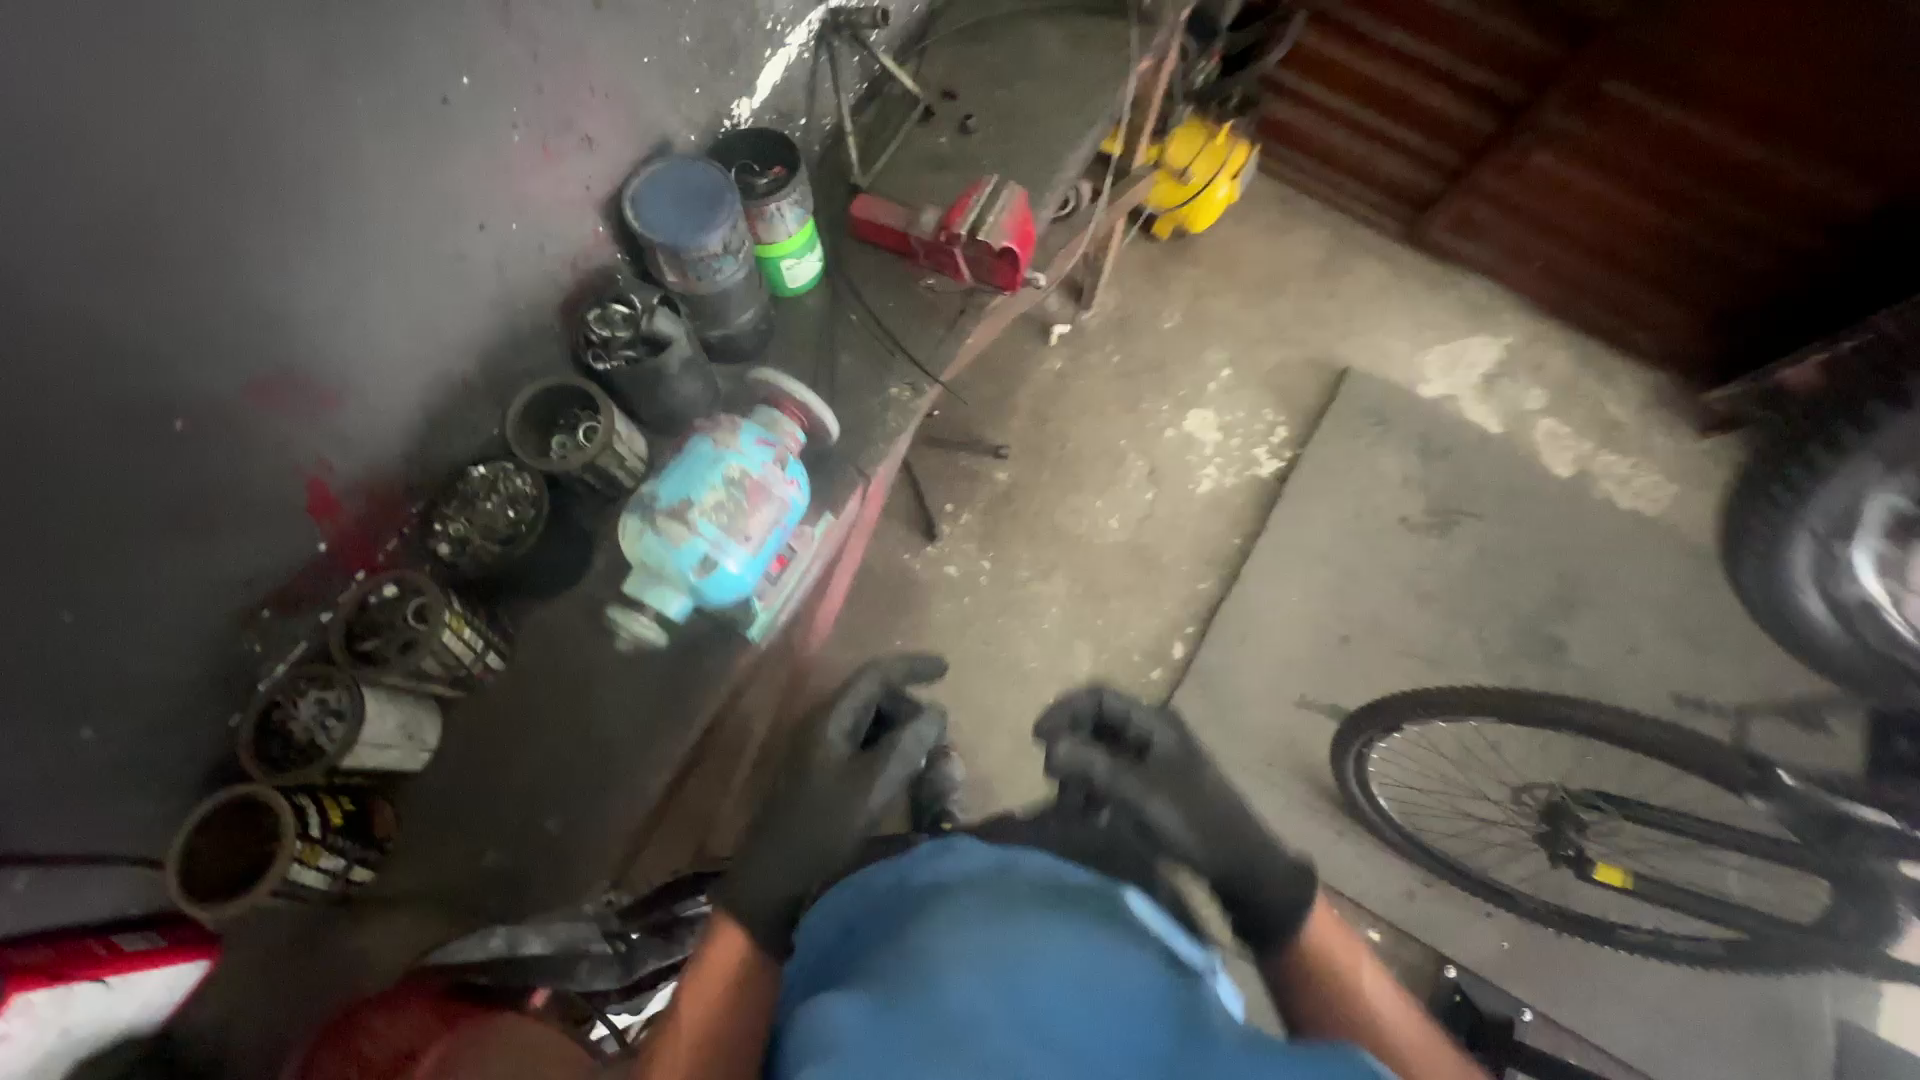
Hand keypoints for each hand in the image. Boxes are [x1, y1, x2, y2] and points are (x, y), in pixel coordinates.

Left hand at [714, 653, 948, 956]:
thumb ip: (909, 743)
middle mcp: (823, 723)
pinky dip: (887, 752)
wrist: (774, 880)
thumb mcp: (875, 785)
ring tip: (924, 763)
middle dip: (911, 711)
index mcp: (831, 718)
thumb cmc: (824, 828)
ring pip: (871, 723)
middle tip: (937, 742)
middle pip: (876, 697)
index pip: (876, 674)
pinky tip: (901, 777)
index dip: (913, 667)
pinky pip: (862, 746)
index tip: (947, 670)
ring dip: (901, 733)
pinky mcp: (821, 772)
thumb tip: (936, 712)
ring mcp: (819, 748)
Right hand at [1034, 685, 1318, 953]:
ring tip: (1071, 806)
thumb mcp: (1139, 792)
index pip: (1098, 697)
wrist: (1241, 866)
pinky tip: (1087, 815)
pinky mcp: (1149, 787)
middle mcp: (1150, 733)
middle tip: (1054, 780)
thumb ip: (1093, 765)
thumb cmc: (1194, 822)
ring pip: (1098, 752)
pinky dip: (1092, 791)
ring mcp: (1150, 760)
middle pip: (1094, 724)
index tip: (1038, 739)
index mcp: (1154, 722)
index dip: (1064, 711)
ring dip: (1078, 774)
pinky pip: (1109, 777)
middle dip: (1069, 748)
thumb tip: (1049, 747)